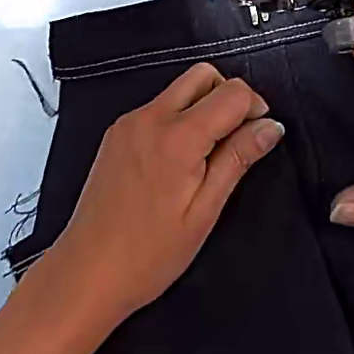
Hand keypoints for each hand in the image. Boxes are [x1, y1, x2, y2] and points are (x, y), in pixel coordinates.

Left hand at [60, 62, 284, 318]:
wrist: (81, 278)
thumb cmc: (148, 255)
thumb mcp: (204, 211)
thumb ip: (239, 158)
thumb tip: (272, 126)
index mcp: (178, 137)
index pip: (233, 92)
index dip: (255, 107)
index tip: (258, 135)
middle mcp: (152, 117)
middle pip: (205, 75)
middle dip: (229, 95)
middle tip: (235, 136)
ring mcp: (130, 121)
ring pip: (182, 87)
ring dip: (204, 104)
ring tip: (207, 152)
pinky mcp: (117, 131)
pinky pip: (160, 104)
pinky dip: (180, 116)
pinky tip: (179, 158)